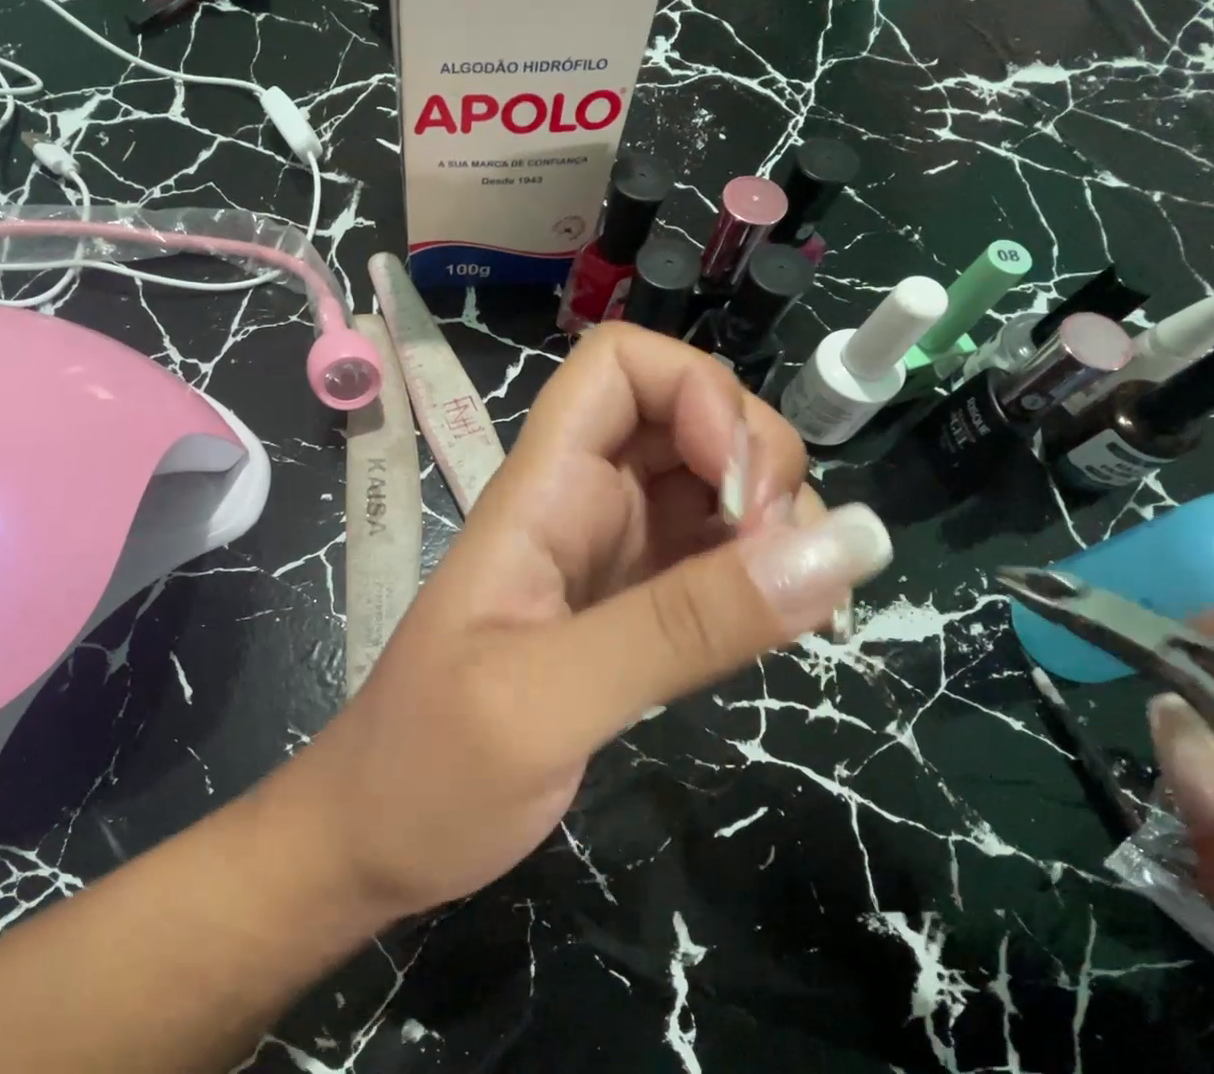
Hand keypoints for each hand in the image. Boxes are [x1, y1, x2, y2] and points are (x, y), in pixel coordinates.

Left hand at [263, 323, 894, 922]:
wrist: (372, 843)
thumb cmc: (428, 771)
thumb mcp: (548, 699)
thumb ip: (682, 628)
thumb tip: (841, 547)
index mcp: (538, 499)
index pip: (616, 370)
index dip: (695, 391)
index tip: (741, 487)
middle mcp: (575, 512)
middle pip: (683, 419)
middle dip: (754, 460)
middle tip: (784, 559)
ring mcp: (603, 565)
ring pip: (706, 491)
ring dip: (771, 521)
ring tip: (804, 604)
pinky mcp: (622, 620)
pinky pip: (707, 566)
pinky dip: (758, 578)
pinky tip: (790, 626)